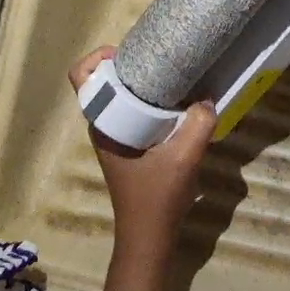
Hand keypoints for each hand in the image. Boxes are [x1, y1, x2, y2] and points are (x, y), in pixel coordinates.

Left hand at [70, 47, 218, 258]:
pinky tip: (178, 104)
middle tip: (162, 59)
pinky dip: (151, 100)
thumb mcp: (185, 158)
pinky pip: (134, 110)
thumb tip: (207, 98)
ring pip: (122, 94)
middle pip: (105, 80)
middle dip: (130, 64)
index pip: (82, 77)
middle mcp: (104, 125)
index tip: (130, 53)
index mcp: (103, 123)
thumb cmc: (158, 197)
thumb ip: (199, 124)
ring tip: (173, 76)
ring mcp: (116, 135)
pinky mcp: (130, 145)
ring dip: (143, 82)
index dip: (98, 56)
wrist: (150, 237)